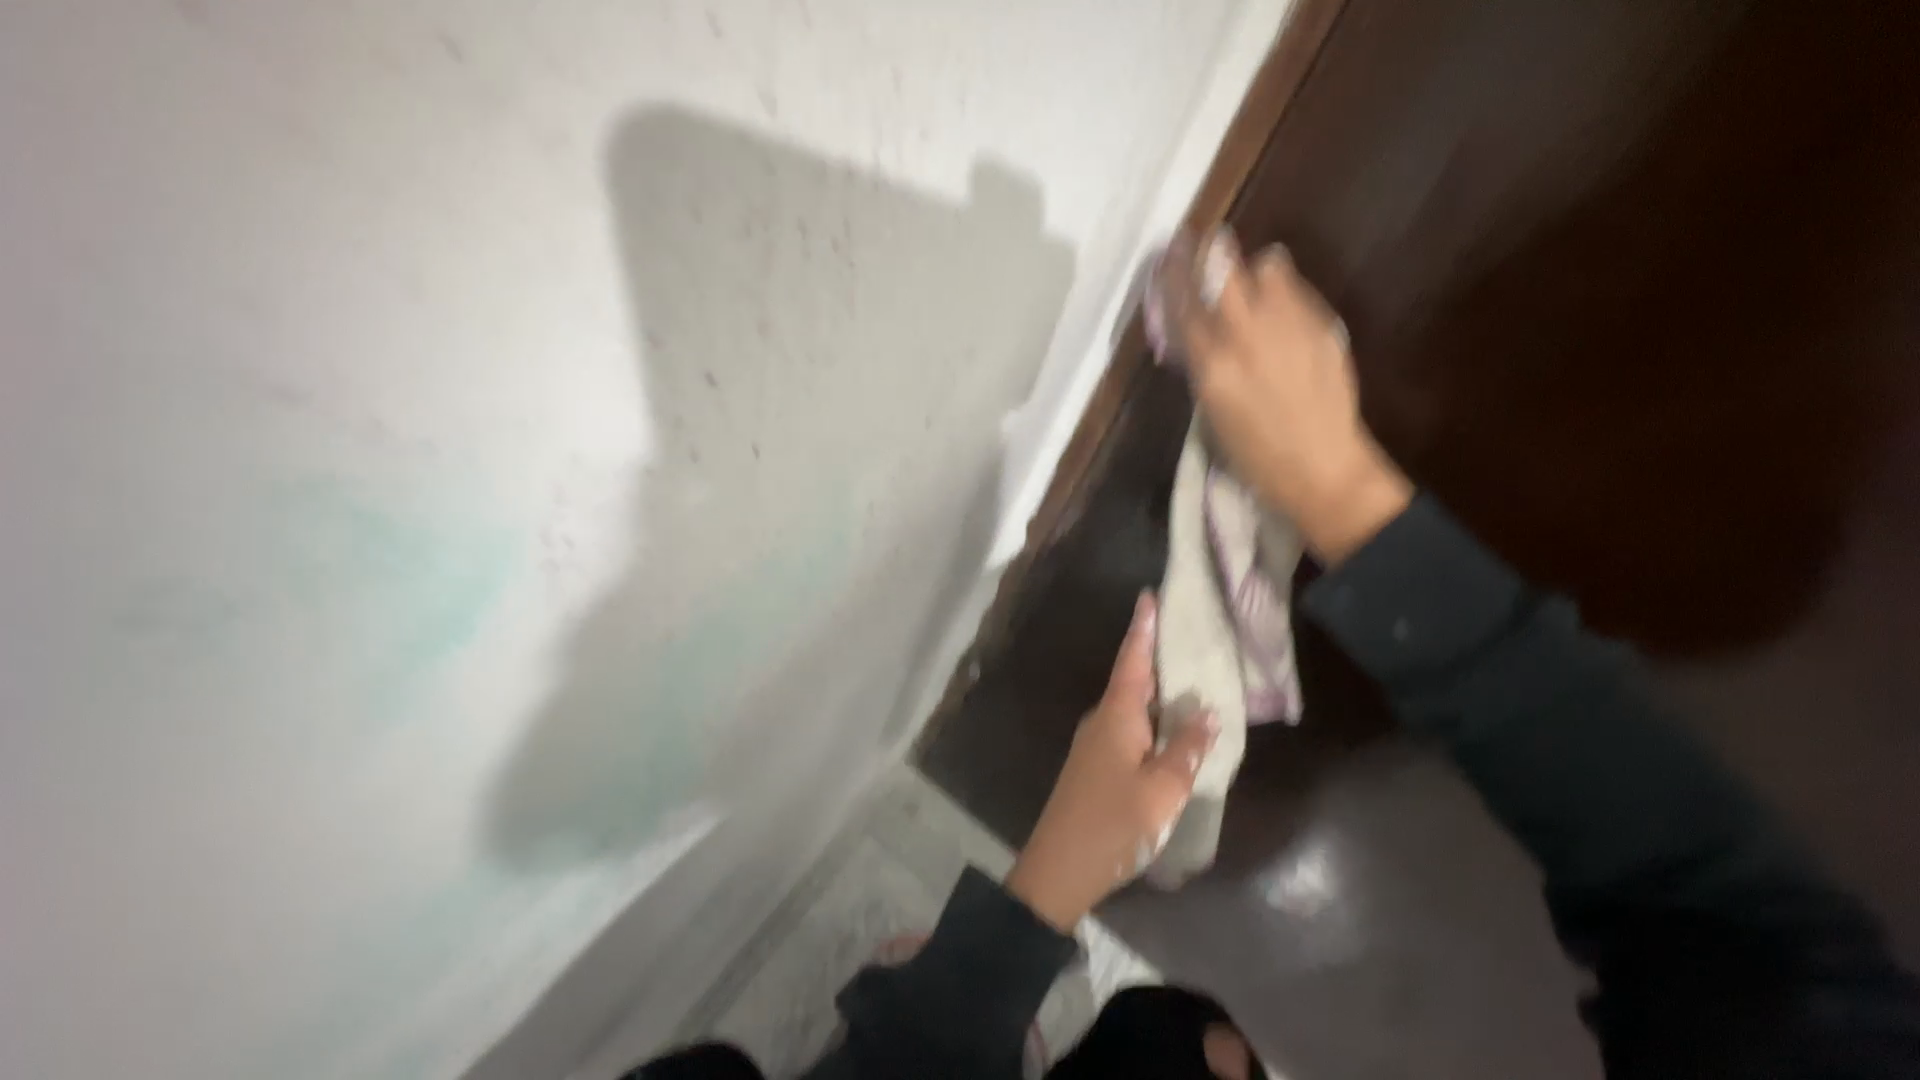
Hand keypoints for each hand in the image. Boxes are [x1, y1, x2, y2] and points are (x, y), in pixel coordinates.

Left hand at [1005, 594, 1218, 930]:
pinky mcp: (1094, 767)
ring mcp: (1094, 744)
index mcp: (1116, 715)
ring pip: (1130, 708)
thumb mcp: (1162, 789)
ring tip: (1189, 681)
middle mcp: (1101, 721)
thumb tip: (1207, 713)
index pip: (1133, 660)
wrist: (1060, 868)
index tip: (1149, 596)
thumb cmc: (1115, 823)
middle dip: (1156, 657)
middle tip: (1187, 636)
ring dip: (1156, 693)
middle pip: (1132, 680)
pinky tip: (1169, 731)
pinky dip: (1150, 722)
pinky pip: (1127, 730)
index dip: (1143, 628)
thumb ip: (1186, 749)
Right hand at [1152, 228, 1411, 562]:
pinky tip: (1281, 311)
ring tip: (1252, 282)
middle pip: (1223, 266)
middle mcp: (1249, 334)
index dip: (1172, 269)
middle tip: (1205, 244)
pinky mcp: (1323, 325)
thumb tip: (1188, 328)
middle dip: (1210, 250)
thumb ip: (1200, 361)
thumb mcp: (1211, 408)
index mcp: (1213, 363)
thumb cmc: (1253, 453)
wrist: (1321, 468)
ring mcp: (1291, 325)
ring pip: (1267, 265)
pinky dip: (1283, 290)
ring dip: (1253, 268)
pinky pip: (1296, 289)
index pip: (1183, 300)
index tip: (1168, 247)